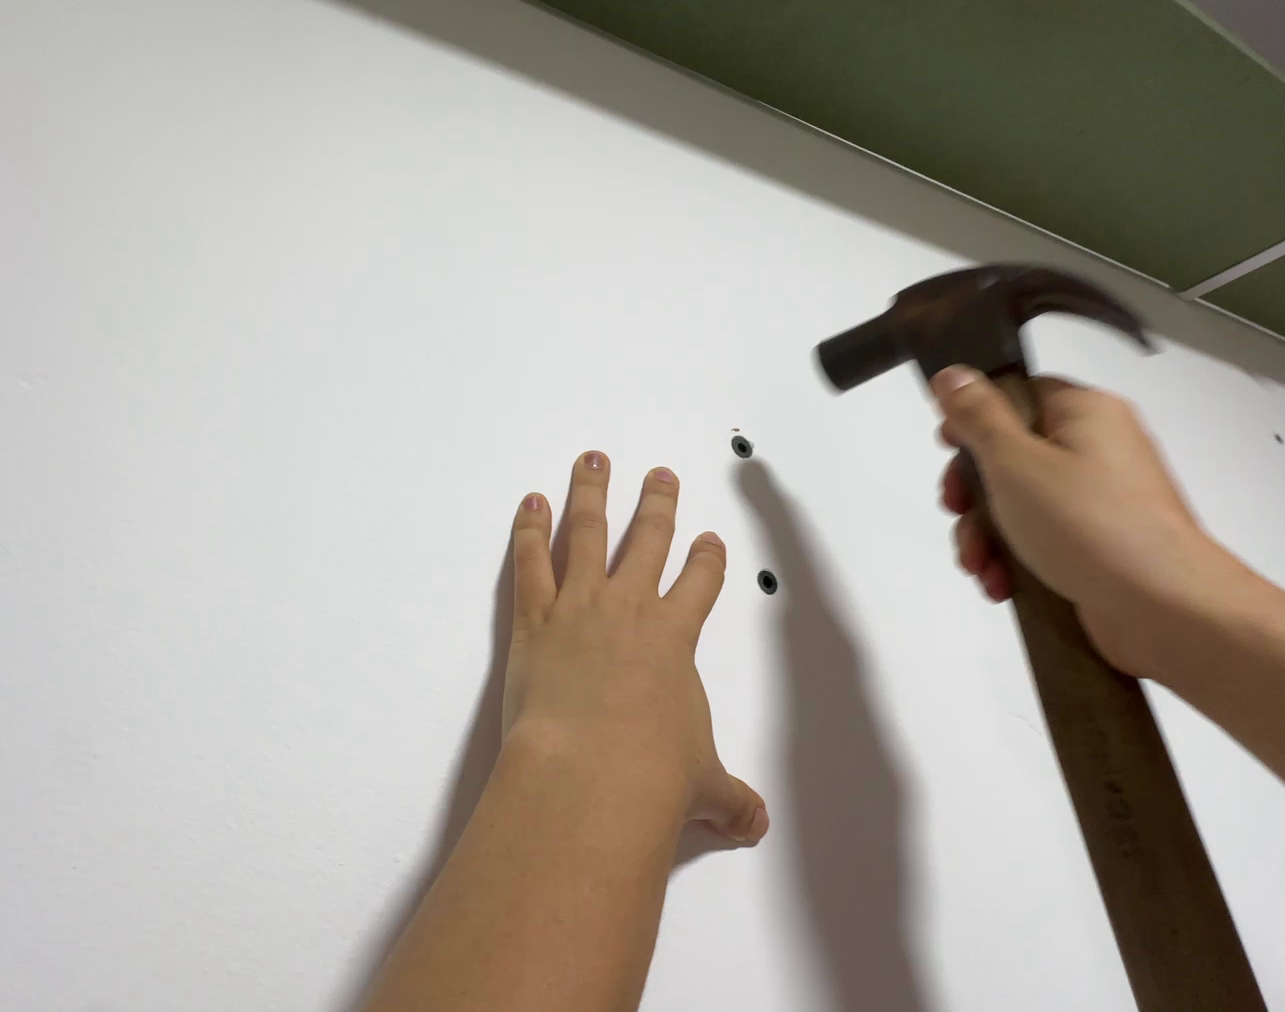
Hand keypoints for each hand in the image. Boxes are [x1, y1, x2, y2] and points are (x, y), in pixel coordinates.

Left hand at [503, 451, 768, 844]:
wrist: (591, 774)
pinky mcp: (535, 618)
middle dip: (657, 504)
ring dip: (591, 492)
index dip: (707, 559)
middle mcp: (630, 608)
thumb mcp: (700, 785)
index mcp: (675, 637)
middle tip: (660, 476)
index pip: (700, 583)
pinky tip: (531, 502)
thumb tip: (755, 824)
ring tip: (593, 460)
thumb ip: (728, 798)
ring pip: (587, 532)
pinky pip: (531, 562)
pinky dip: (529, 529)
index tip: (708, 539)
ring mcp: (581, 606)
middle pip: (648, 539)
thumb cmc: (652, 775)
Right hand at [931, 366, 1260, 676]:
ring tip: (978, 565)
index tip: (947, 449)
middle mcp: (1094, 448)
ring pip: (1014, 502)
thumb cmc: (1087, 523)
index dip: (973, 419)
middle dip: (971, 493)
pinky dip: (1011, 559)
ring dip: (984, 534)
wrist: (1165, 611)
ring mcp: (1096, 499)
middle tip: (956, 511)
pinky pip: (1037, 537)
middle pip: (1006, 454)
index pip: (1015, 394)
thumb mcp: (1015, 462)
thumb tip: (952, 372)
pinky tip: (999, 584)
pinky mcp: (1095, 543)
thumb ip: (977, 415)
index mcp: (1083, 412)